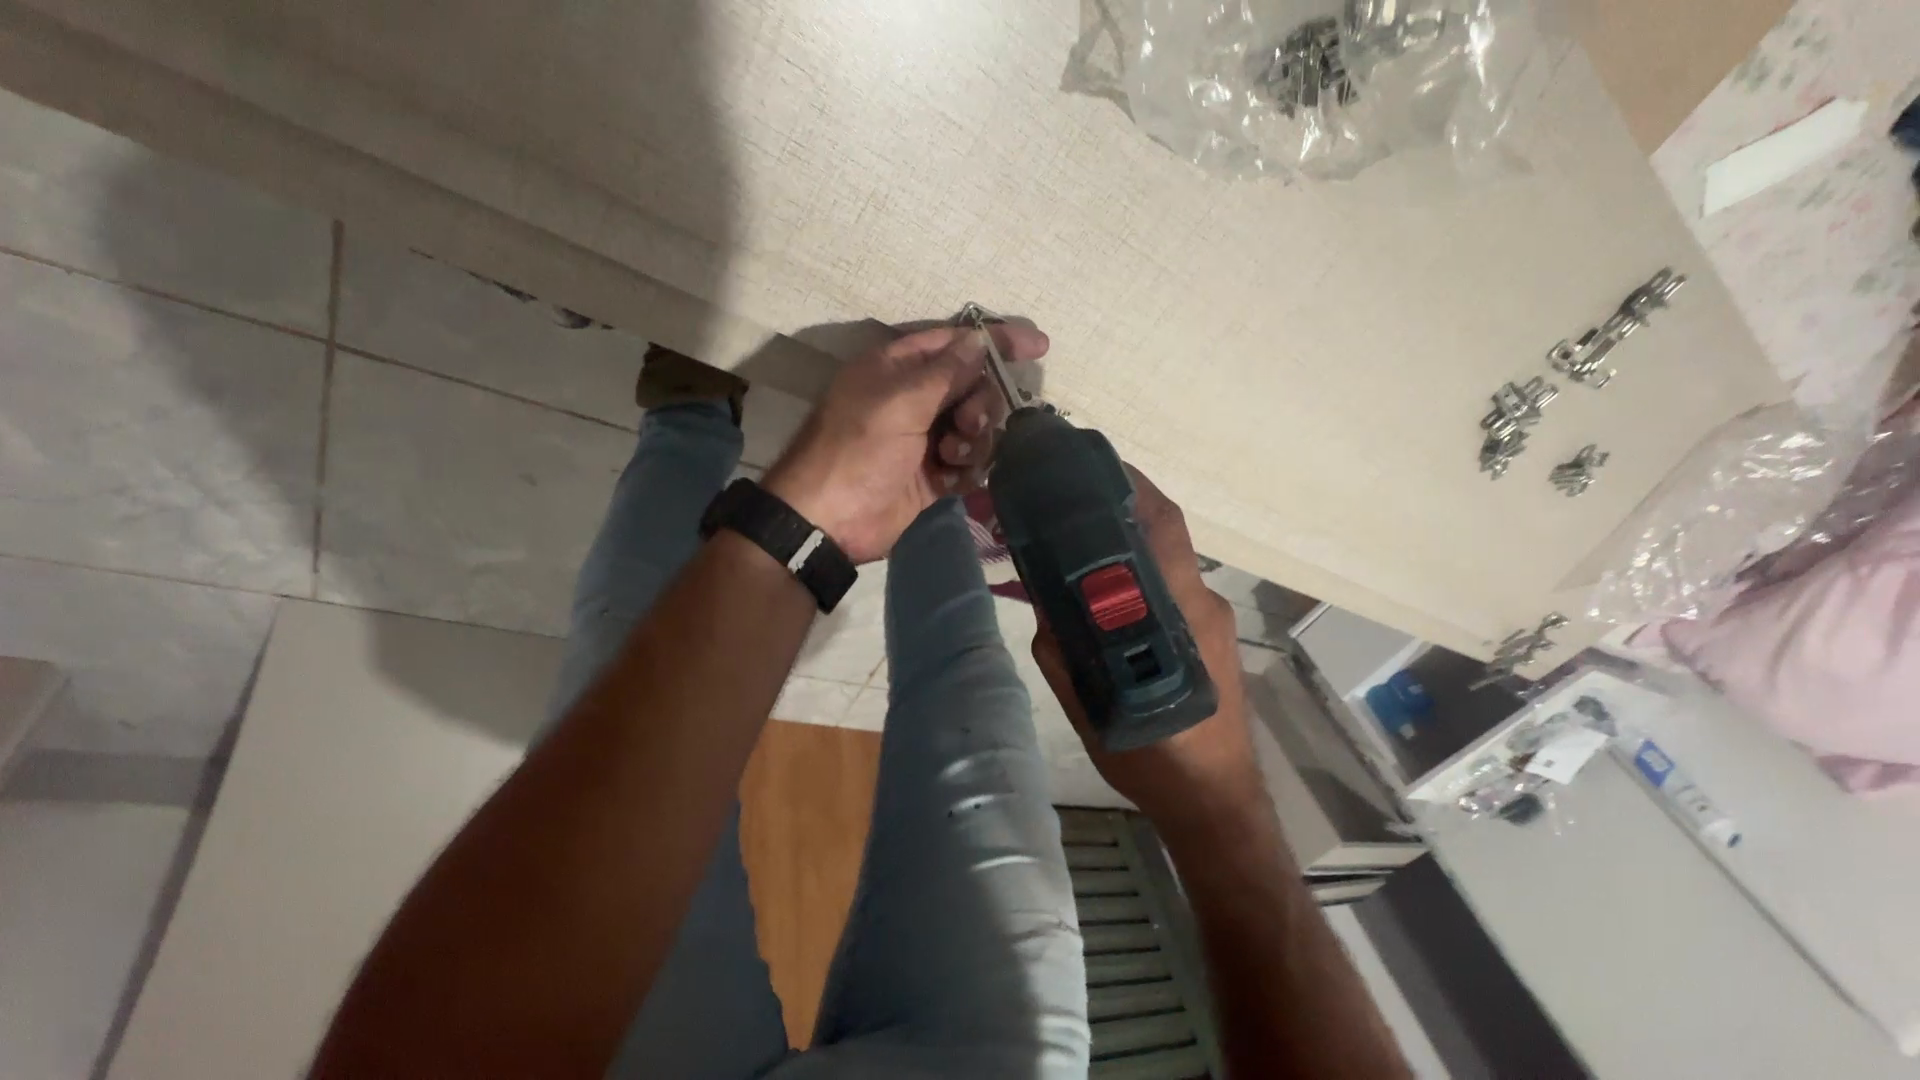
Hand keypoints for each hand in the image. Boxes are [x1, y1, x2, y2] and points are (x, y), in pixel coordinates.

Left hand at [764, 322, 1047, 563]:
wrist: (829, 520)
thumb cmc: (858, 450)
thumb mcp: (900, 401)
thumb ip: (946, 371)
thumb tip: (980, 339)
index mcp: (897, 367)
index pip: (956, 341)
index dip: (996, 341)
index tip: (1039, 346)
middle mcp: (913, 397)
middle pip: (973, 385)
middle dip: (981, 403)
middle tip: (967, 424)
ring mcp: (923, 438)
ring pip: (976, 426)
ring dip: (974, 440)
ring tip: (951, 456)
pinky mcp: (932, 475)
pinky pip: (969, 461)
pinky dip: (968, 467)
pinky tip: (953, 478)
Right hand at [1030, 467, 1268, 834]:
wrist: (1214, 802)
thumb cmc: (1152, 757)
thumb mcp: (1088, 705)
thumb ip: (1062, 648)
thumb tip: (1043, 601)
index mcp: (1179, 612)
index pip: (1160, 526)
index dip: (1129, 486)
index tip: (1088, 464)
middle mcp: (1201, 604)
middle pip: (1160, 536)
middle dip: (1115, 508)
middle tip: (1065, 500)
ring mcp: (1210, 620)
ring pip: (1163, 565)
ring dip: (1123, 546)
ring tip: (1074, 546)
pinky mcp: (1211, 638)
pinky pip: (1168, 592)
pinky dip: (1136, 579)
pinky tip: (1102, 595)